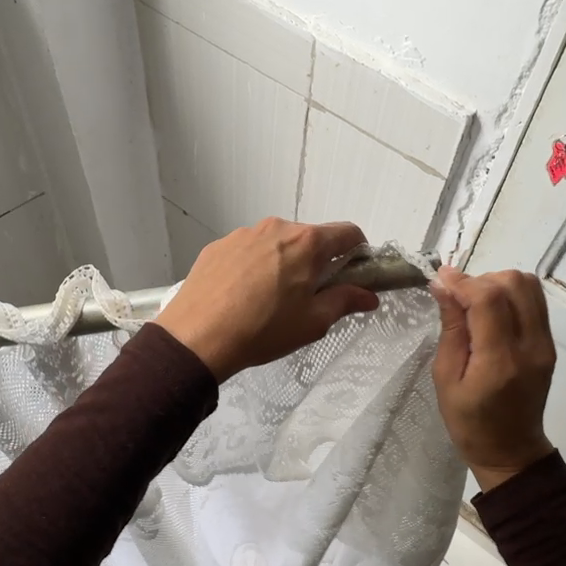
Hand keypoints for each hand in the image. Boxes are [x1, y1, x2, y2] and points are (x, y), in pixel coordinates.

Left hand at [155, 218, 380, 380]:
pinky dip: (254, 266)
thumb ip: (345, 301)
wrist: (196, 338)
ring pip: (277, 243)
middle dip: (318, 262)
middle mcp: (277, 227)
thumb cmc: (263, 330)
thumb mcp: (313, 322)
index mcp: (307, 243)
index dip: (358, 253)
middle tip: (310, 296)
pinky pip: (248, 250)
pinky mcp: (218, 245)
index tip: (355, 276)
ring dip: (284, 263)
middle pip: (311, 238)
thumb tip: (369, 295)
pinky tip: (242, 296)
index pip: (348, 233)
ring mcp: (244, 233)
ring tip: (270, 300)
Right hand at [431, 267, 557, 490]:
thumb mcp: (446, 378)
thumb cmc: (469, 422)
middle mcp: (530, 346)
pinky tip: (492, 310)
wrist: (511, 451)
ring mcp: (545, 343)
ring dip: (498, 283)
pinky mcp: (549, 342)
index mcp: (500, 361)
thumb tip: (443, 285)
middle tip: (458, 298)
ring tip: (476, 302)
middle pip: (513, 284)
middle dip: (480, 280)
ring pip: (528, 285)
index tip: (440, 279)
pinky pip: (534, 300)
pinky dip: (511, 293)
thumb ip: (450, 328)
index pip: (488, 300)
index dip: (462, 282)